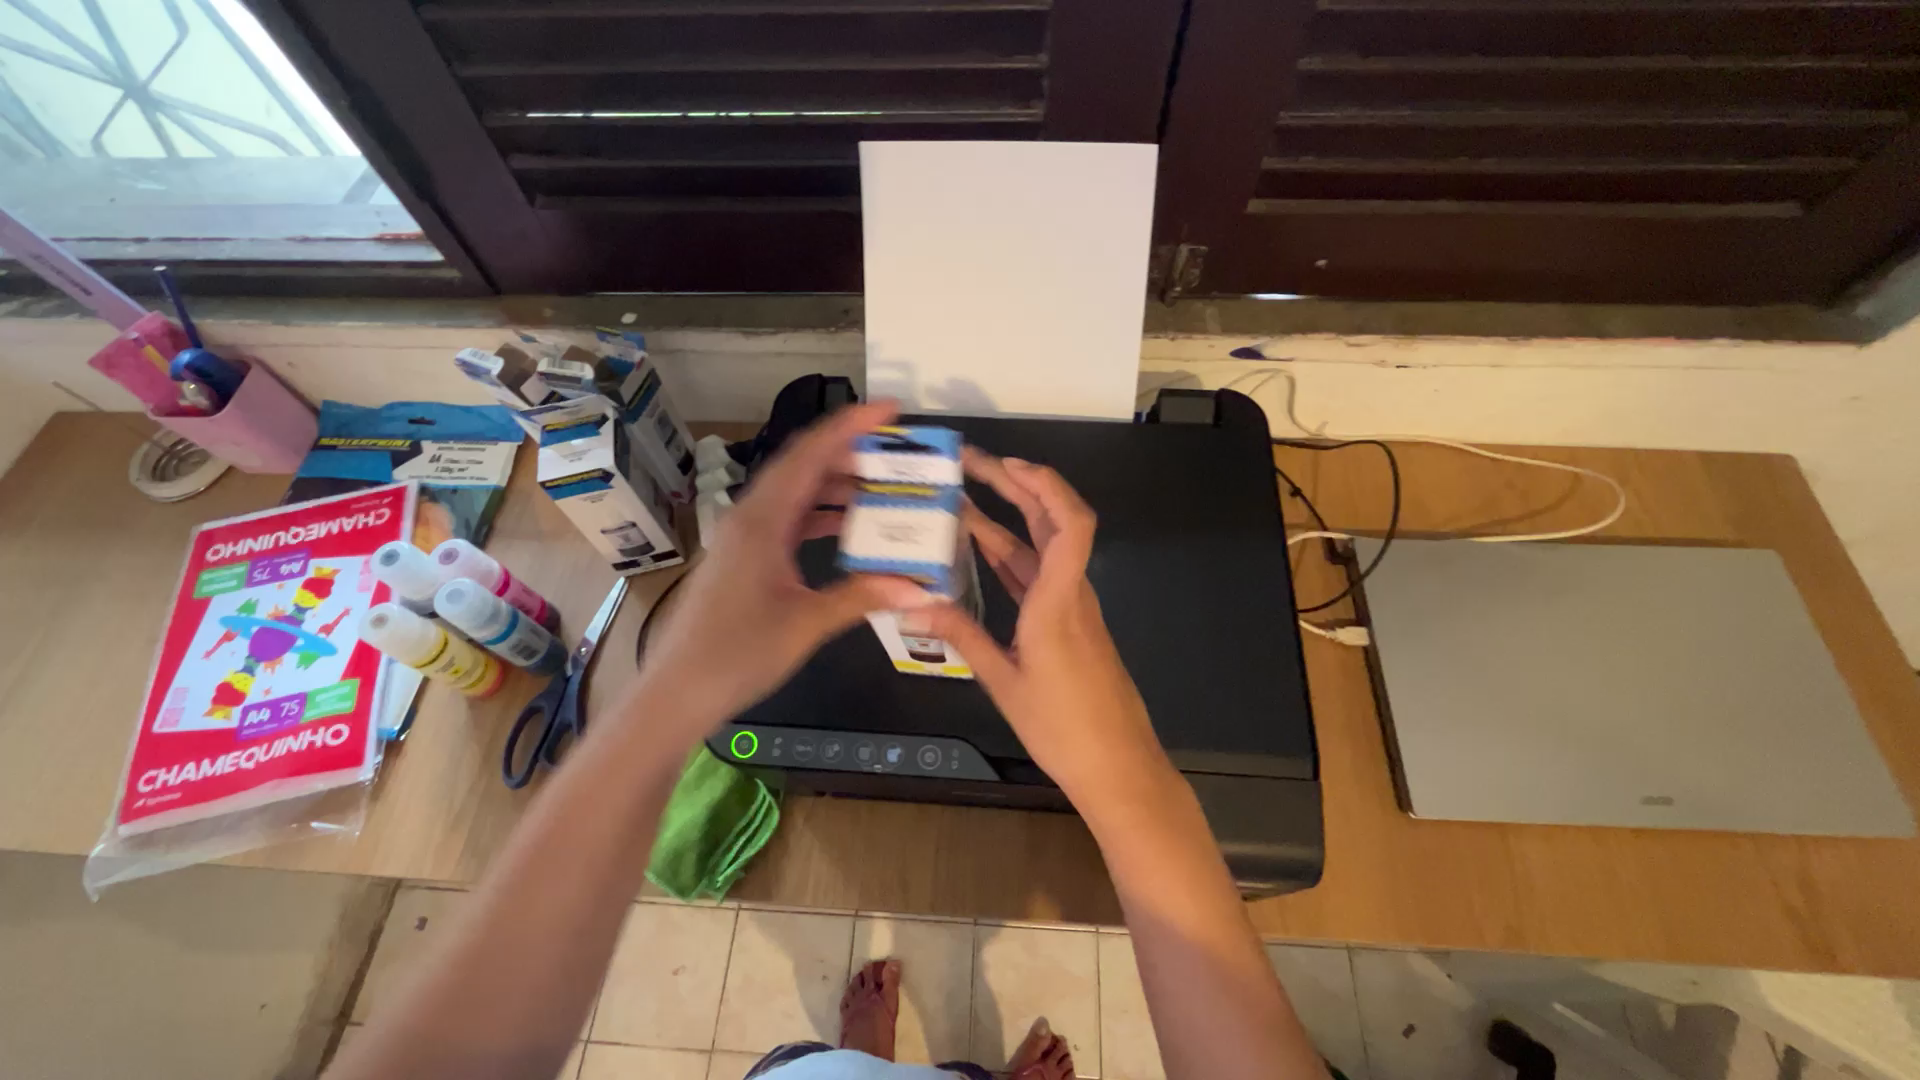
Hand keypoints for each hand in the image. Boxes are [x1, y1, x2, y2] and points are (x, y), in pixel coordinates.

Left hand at [632, 401, 933, 734]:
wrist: (676, 691)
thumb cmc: (736, 654)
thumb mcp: (806, 623)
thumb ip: (862, 597)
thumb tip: (922, 587)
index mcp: (763, 520)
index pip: (810, 454)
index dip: (851, 425)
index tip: (890, 408)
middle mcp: (751, 517)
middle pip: (804, 466)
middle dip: (851, 453)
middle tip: (899, 454)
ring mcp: (744, 537)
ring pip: (796, 494)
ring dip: (837, 486)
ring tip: (884, 487)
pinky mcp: (744, 557)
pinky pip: (788, 520)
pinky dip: (821, 516)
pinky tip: (849, 528)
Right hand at [919, 449, 1170, 799]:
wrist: (1117, 765)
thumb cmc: (1063, 728)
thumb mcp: (1004, 683)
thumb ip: (962, 637)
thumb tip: (913, 603)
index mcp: (1059, 602)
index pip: (1070, 524)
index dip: (1044, 484)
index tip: (1004, 464)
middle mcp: (1071, 593)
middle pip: (1052, 522)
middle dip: (1014, 486)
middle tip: (968, 466)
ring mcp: (1073, 607)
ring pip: (1042, 548)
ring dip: (1007, 520)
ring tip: (961, 501)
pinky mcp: (1068, 623)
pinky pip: (1039, 575)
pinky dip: (1010, 557)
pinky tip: (980, 551)